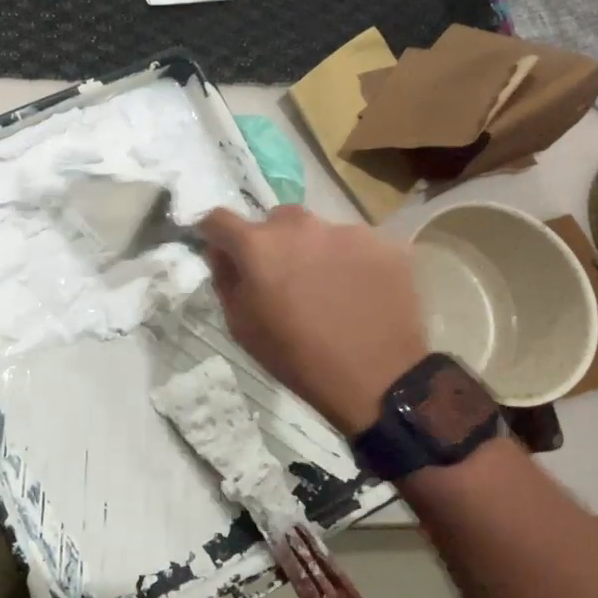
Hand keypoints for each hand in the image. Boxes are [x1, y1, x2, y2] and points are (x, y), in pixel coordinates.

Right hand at [199, 206, 428, 436]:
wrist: (378, 379)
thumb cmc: (296, 357)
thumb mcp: (241, 326)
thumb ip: (225, 280)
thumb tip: (221, 254)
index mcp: (258, 245)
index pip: (219, 218)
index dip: (213, 233)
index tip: (218, 247)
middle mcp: (300, 226)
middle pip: (273, 220)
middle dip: (270, 242)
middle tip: (280, 276)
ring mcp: (346, 231)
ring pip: (317, 232)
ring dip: (312, 251)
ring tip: (325, 287)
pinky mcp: (384, 244)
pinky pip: (354, 244)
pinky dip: (348, 262)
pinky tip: (356, 291)